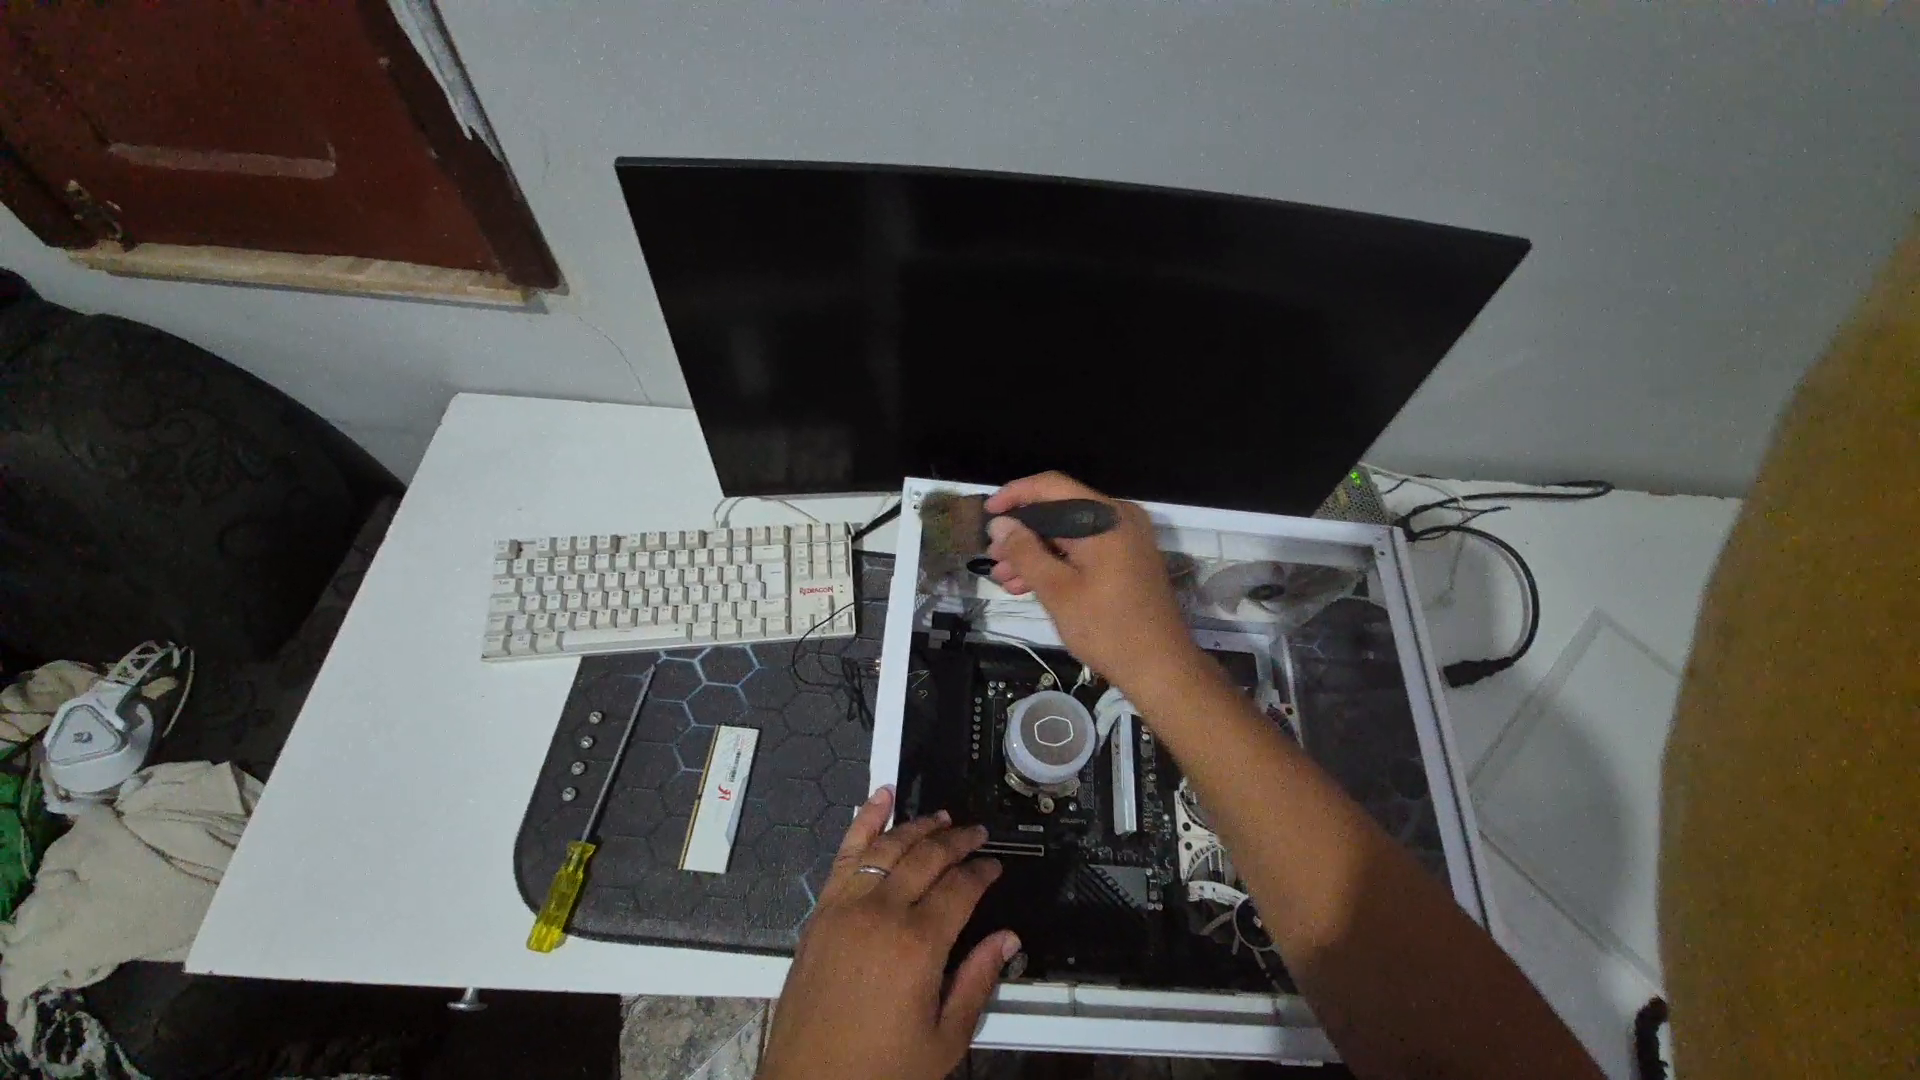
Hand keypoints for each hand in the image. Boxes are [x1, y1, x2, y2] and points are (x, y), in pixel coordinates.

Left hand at [759, 786, 1020, 1079]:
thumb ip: (977, 982)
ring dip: (919, 826)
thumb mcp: (944, 1040)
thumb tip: (1008, 938)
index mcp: (918, 945)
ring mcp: (847, 906)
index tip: (995, 866)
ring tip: (942, 818)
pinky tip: (879, 798)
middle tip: (977, 833)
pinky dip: (864, 821)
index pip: (961, 889)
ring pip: (889, 846)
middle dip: (958, 841)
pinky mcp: (822, 910)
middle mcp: (883, 912)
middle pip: (928, 858)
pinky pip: (846, 853)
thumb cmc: (882, 1071)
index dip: (982, 873)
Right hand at [985, 472, 1202, 693]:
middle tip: (993, 557)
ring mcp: (1126, 539)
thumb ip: (1025, 552)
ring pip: (1069, 533)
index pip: (1051, 487)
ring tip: (1004, 577)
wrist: (1161, 668)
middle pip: (1060, 509)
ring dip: (1035, 552)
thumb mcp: (1057, 590)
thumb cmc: (1108, 628)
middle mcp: (1119, 518)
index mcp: (1105, 517)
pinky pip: (1084, 549)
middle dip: (1023, 532)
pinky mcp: (1127, 560)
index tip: (987, 512)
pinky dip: (1057, 562)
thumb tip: (1000, 523)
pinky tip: (1029, 584)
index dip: (1015, 495)